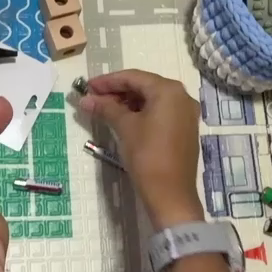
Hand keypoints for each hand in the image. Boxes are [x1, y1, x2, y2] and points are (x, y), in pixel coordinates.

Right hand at [76, 70, 204, 228]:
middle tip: (93, 99)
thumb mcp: (125, 128)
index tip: (87, 87)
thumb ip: (106, 108)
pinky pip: (160, 113)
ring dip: (127, 103)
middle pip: (144, 86)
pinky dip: (141, 113)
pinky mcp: (184, 129)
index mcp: (169, 90)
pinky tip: (123, 120)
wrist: (170, 194)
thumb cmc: (147, 155)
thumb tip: (85, 99)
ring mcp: (186, 114)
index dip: (108, 81)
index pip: (133, 77)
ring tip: (104, 110)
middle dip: (117, 91)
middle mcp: (182, 96)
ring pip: (152, 100)